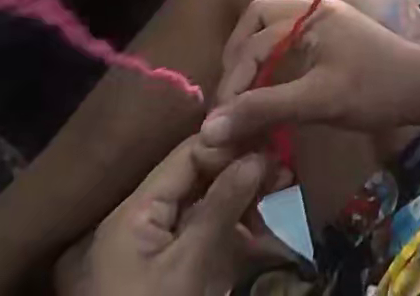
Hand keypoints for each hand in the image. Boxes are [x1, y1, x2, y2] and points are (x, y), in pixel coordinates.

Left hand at [59, 138, 279, 295]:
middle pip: (195, 176)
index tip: (274, 147)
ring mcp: (149, 248)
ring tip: (278, 197)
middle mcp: (138, 219)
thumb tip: (260, 153)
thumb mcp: (190, 268)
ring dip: (241, 198)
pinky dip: (230, 228)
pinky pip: (199, 234)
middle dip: (241, 171)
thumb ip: (223, 205)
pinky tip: (259, 233)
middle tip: (285, 173)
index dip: (232, 146)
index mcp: (134, 210)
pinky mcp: (163, 273)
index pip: (189, 154)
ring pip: (201, 203)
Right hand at [201, 0, 419, 147]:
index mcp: (310, 15)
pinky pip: (290, 41)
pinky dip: (273, 63)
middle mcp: (314, 9)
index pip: (253, 41)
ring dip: (253, 58)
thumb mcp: (318, 100)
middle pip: (258, 20)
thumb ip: (264, 109)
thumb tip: (208, 129)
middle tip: (229, 97)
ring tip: (243, 98)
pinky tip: (270, 93)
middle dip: (237, 55)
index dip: (231, 80)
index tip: (219, 121)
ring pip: (273, 29)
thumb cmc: (374, 89)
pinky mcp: (333, 38)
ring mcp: (325, 21)